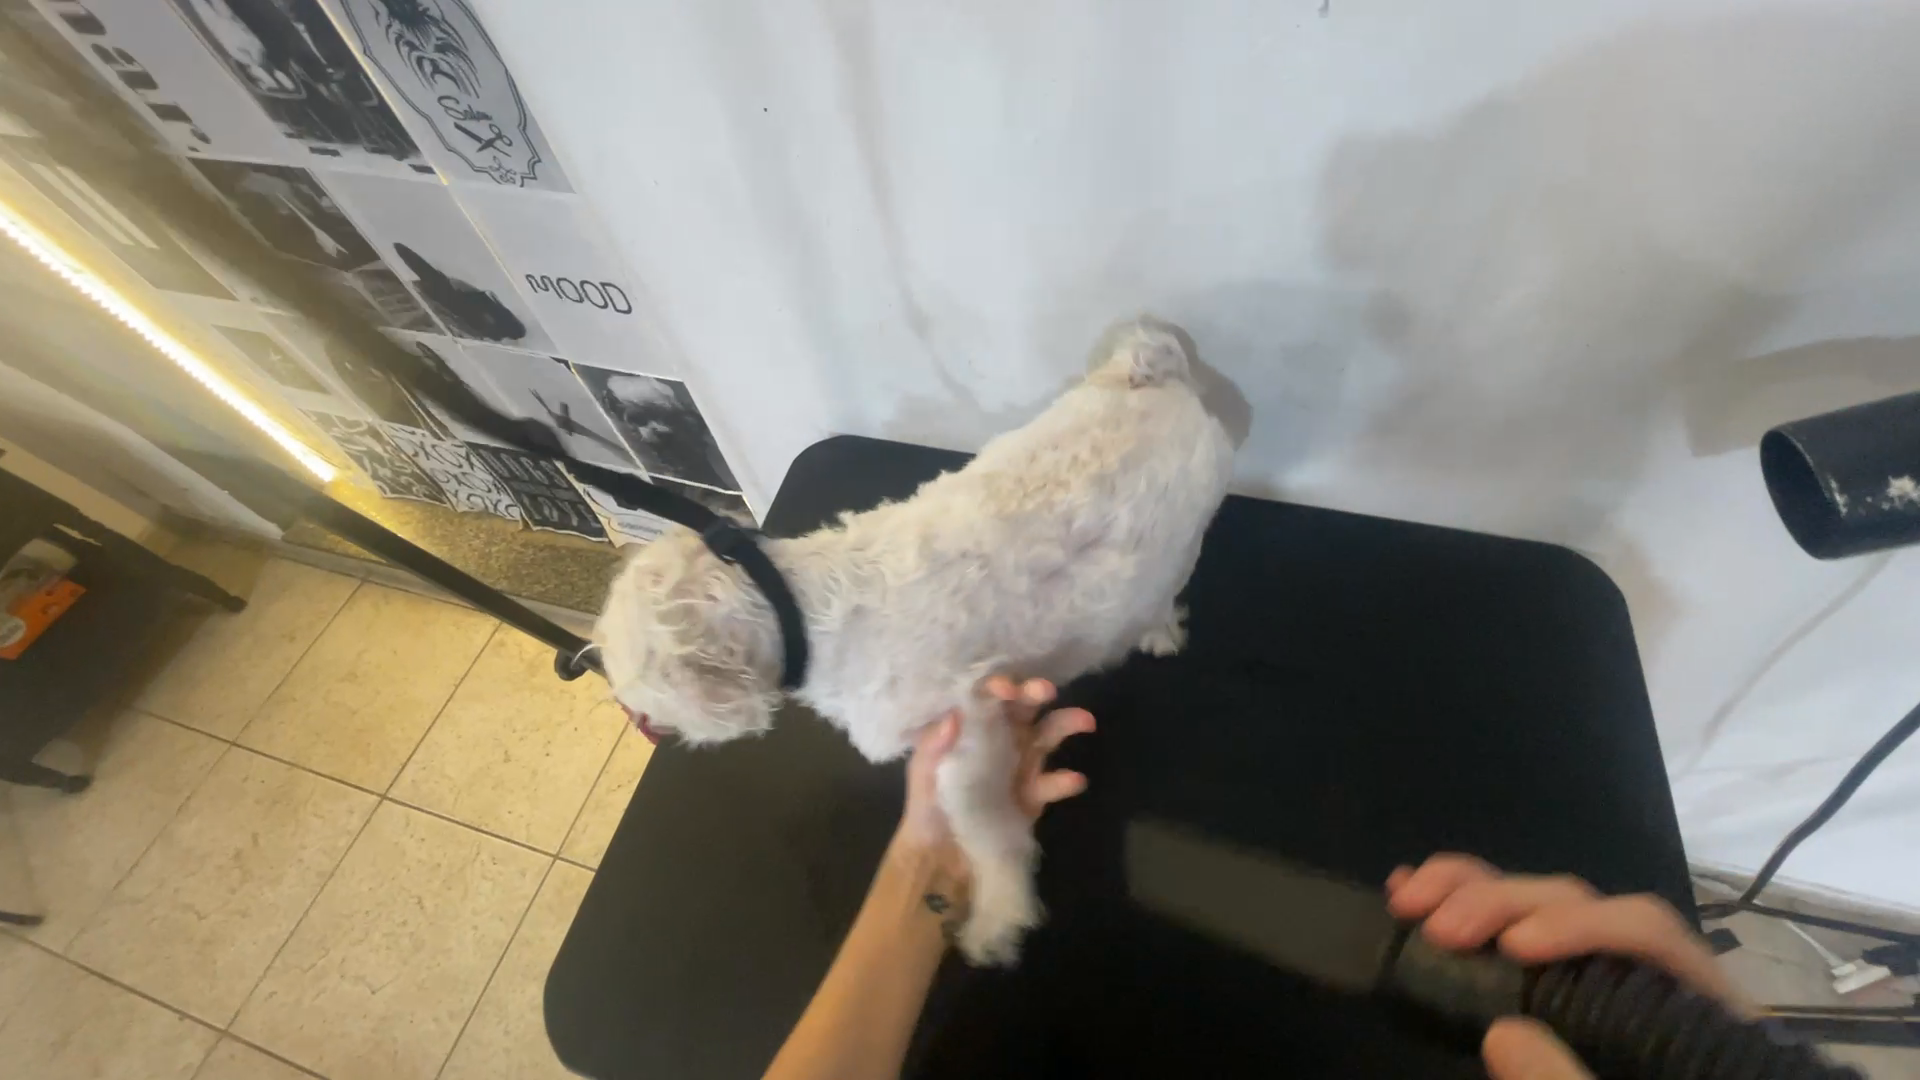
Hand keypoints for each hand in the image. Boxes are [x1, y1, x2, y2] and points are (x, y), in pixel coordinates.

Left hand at [893, 677, 1095, 897]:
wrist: (941, 859)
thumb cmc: (927, 808)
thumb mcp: (922, 774)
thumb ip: (933, 746)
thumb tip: (954, 716)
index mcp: (970, 727)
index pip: (986, 696)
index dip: (997, 686)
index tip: (1006, 689)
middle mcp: (999, 738)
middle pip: (1021, 707)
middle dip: (1034, 693)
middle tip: (1047, 689)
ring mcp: (1019, 765)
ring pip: (1047, 735)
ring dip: (1065, 723)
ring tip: (1085, 720)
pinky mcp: (1033, 795)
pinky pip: (1052, 783)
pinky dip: (1064, 780)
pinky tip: (1075, 779)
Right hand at [1386, 855, 1740, 1079]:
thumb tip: (1503, 1035)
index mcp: (1688, 1007)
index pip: (1645, 928)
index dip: (1578, 923)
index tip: (1514, 949)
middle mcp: (1629, 968)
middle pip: (1568, 899)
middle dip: (1493, 901)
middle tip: (1438, 931)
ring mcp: (1572, 964)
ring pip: (1520, 896)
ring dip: (1458, 888)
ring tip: (1406, 901)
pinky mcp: (1526, 971)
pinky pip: (1487, 914)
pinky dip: (1443, 896)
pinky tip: (1403, 891)